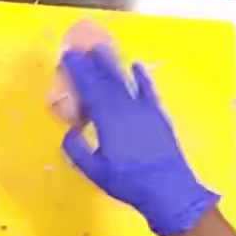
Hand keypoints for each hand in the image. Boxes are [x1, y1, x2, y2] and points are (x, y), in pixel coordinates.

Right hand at [60, 44, 218, 235]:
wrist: (168, 189)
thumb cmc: (127, 182)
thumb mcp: (93, 170)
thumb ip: (77, 149)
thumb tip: (70, 131)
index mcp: (108, 120)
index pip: (90, 89)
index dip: (78, 72)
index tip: (68, 57)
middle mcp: (126, 109)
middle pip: (107, 80)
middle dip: (93, 63)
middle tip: (81, 46)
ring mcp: (144, 110)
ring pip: (125, 82)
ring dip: (113, 65)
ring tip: (102, 49)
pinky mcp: (157, 115)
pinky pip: (147, 90)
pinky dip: (141, 77)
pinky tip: (135, 66)